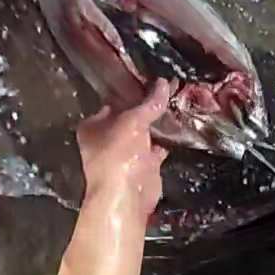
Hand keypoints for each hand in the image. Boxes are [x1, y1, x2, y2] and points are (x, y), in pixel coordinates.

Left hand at [77, 79, 170, 221]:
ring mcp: (127, 152)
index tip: (152, 79)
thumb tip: (164, 82)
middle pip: (131, 116)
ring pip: (146, 131)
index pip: (113, 102)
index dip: (132, 90)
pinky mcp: (144, 164)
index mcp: (94, 125)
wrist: (127, 195)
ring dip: (160, 121)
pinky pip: (158, 145)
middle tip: (170, 87)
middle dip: (149, 105)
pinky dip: (168, 137)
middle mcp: (108, 138)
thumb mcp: (133, 122)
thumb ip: (149, 103)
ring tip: (179, 101)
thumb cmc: (119, 153)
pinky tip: (180, 124)